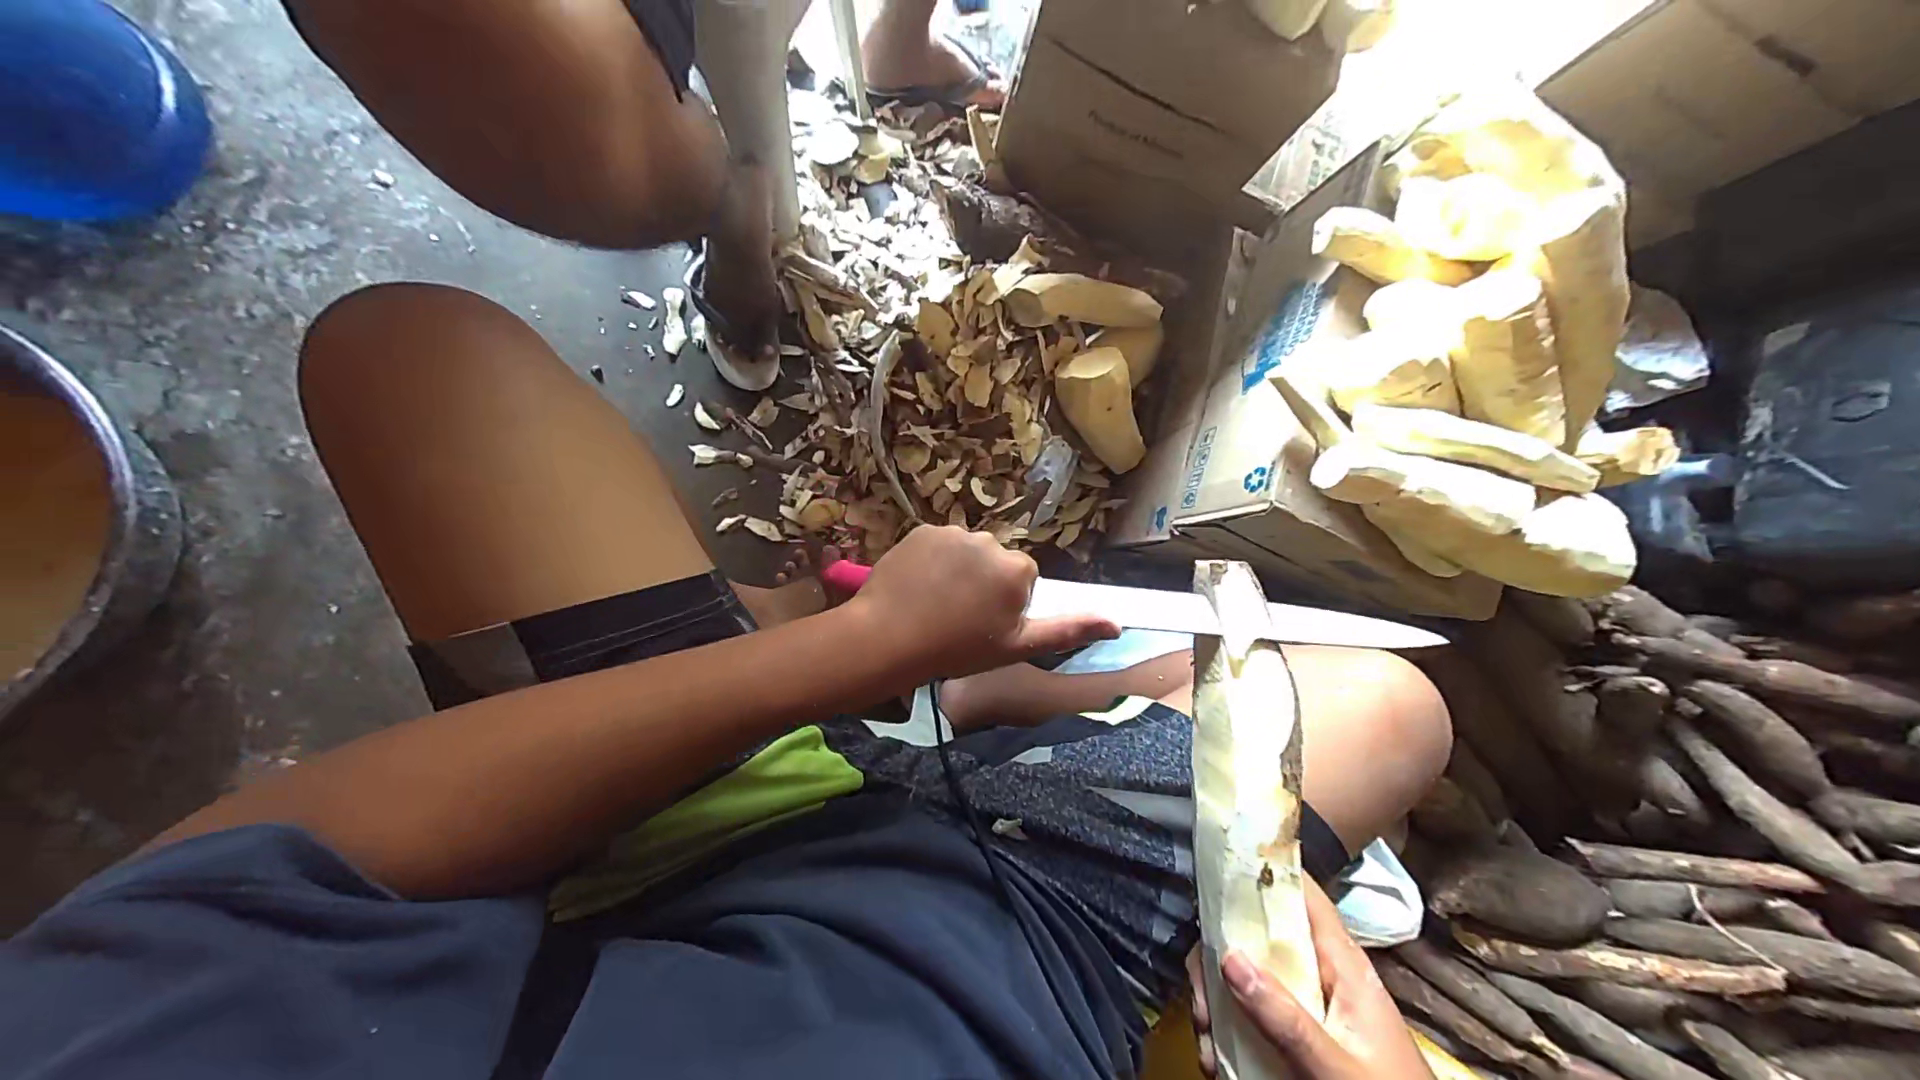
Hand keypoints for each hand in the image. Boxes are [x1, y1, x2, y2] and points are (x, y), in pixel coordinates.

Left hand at [845, 525, 1118, 681]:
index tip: (985, 625)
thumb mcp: (1017, 647)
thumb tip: (1117, 623)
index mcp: (1017, 568)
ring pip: (966, 551)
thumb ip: (1068, 630)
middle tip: (959, 616)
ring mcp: (953, 533)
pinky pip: (937, 544)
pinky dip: (932, 559)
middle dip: (984, 582)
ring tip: (935, 602)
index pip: (1022, 578)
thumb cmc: (957, 649)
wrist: (888, 638)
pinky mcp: (921, 529)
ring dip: (958, 570)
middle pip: (995, 561)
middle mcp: (990, 541)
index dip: (1006, 603)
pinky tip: (917, 586)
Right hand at [1189, 879, 1433, 1079]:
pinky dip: (1226, 1028)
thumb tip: (1230, 956)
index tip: (1219, 867)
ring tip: (1206, 1040)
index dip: (1265, 868)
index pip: (1303, 892)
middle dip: (1218, 960)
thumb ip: (1288, 1019)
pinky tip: (1217, 1057)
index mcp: (1342, 965)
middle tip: (1203, 1004)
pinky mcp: (1298, 1030)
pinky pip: (1250, 1009)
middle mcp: (1320, 972)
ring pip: (1245, 971)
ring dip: (1215, 999)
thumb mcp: (1338, 1071)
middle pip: (1256, 932)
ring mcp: (1308, 1001)